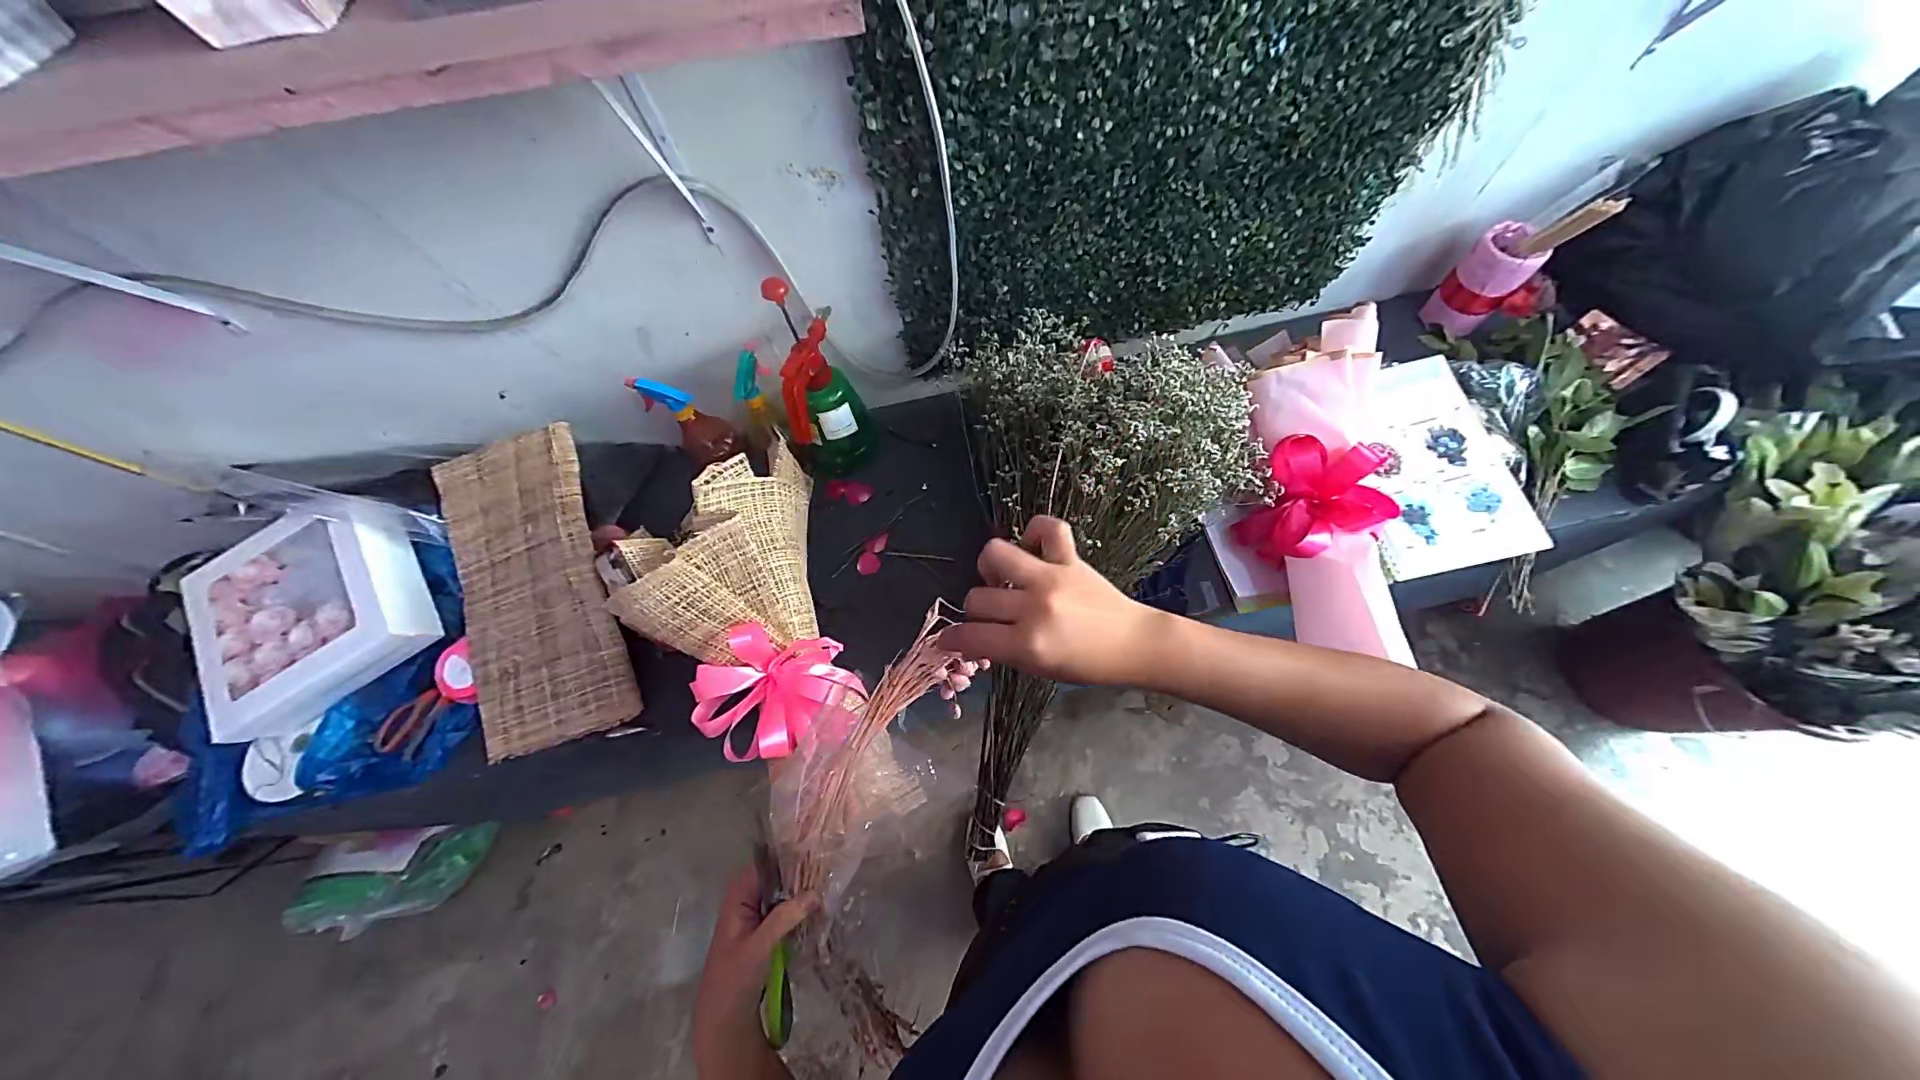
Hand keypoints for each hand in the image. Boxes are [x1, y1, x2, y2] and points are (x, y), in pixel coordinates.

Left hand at [692, 867, 815, 1079]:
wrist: (725, 1019)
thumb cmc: (734, 979)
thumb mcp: (759, 947)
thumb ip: (784, 918)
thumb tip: (815, 892)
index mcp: (738, 895)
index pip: (767, 862)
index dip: (790, 855)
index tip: (817, 850)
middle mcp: (748, 898)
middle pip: (778, 875)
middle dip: (802, 873)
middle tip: (829, 870)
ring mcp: (758, 914)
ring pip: (785, 892)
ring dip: (804, 891)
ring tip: (830, 885)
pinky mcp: (768, 929)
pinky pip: (787, 909)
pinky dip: (802, 908)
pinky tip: (821, 908)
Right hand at [937, 516, 1167, 685]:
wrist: (1134, 644)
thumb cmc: (1088, 664)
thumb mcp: (1039, 669)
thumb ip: (1004, 651)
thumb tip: (972, 637)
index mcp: (1028, 645)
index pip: (970, 637)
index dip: (951, 640)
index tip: (948, 640)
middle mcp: (1035, 607)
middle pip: (976, 599)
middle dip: (977, 611)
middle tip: (993, 616)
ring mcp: (1052, 578)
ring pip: (995, 554)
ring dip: (991, 568)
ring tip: (1004, 579)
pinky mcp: (1071, 559)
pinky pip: (1046, 527)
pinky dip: (1034, 532)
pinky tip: (1033, 549)